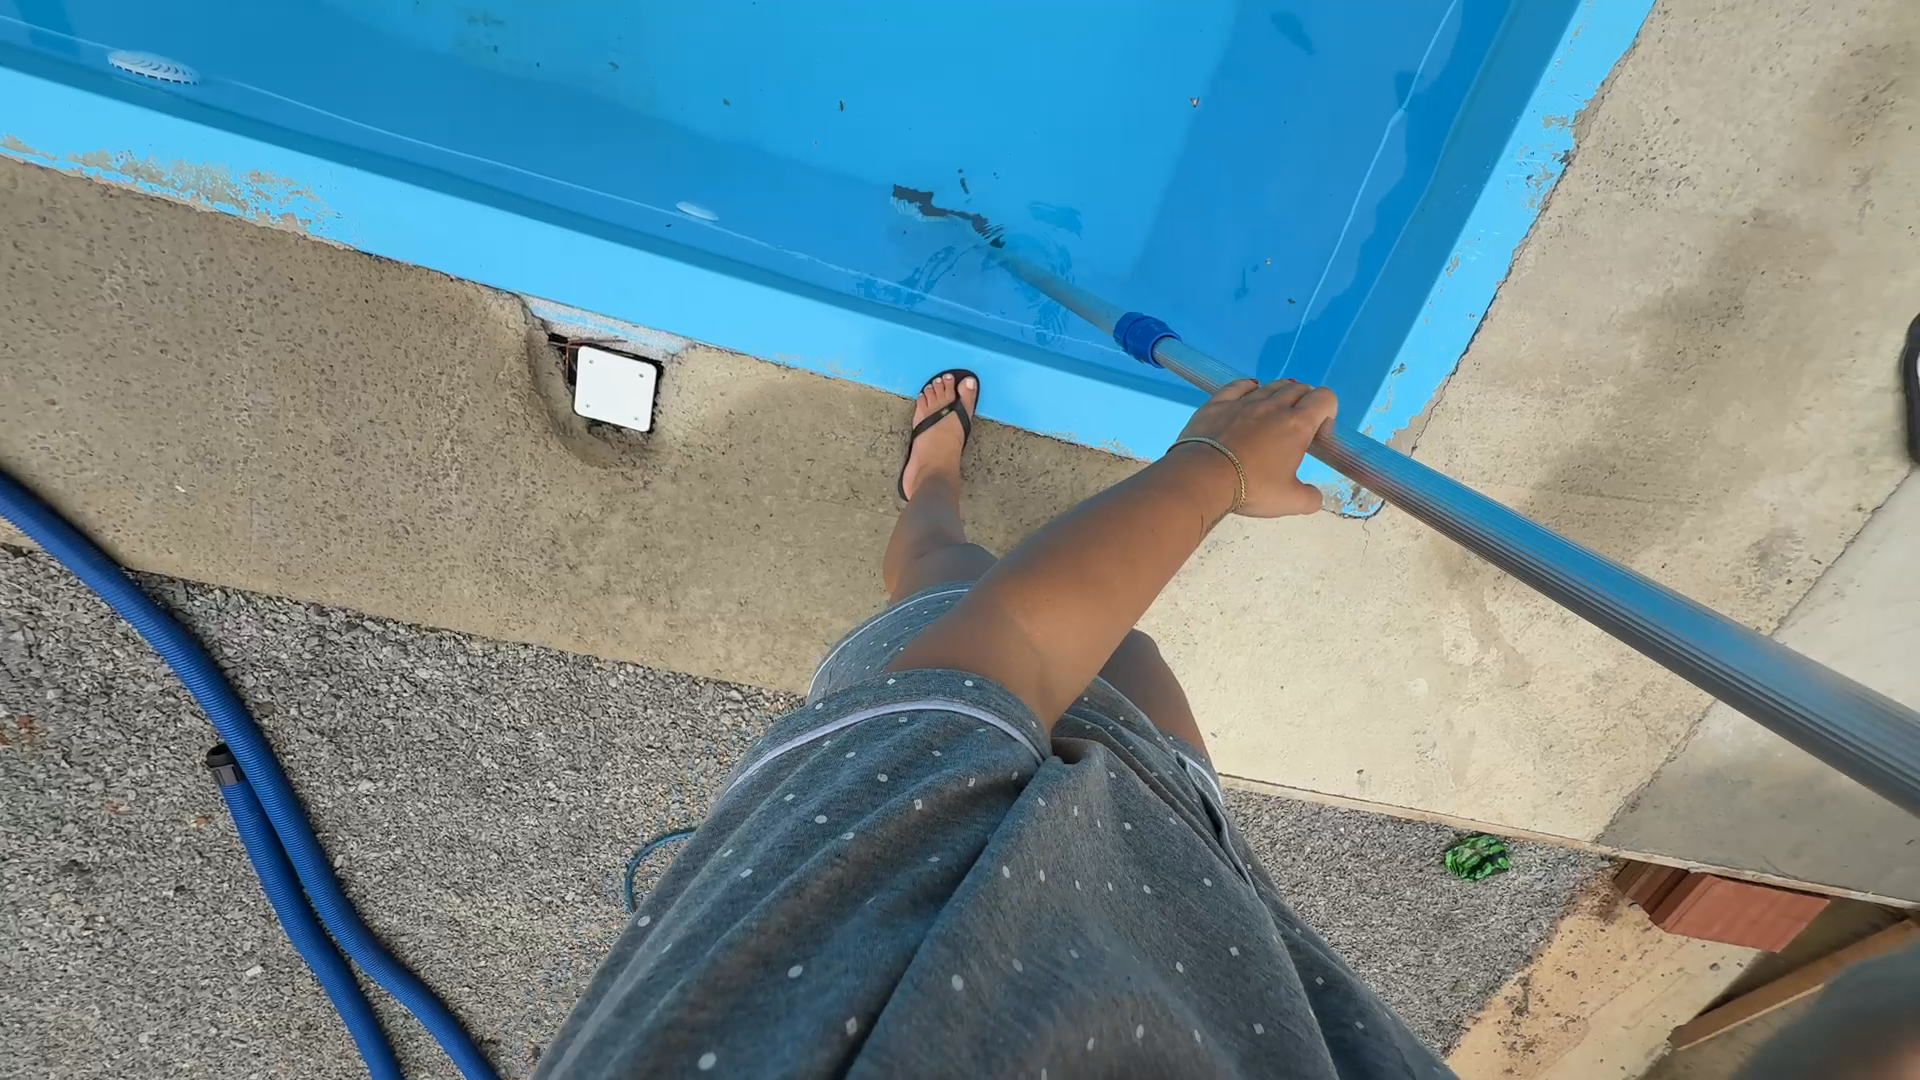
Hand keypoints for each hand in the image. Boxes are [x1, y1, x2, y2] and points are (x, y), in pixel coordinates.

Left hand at [1172, 378, 1336, 517]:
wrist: (1201, 478)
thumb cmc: (1250, 488)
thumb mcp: (1288, 501)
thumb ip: (1309, 498)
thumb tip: (1314, 497)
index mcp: (1297, 424)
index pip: (1324, 398)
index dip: (1327, 411)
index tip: (1317, 433)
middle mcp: (1272, 406)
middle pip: (1297, 389)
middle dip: (1303, 402)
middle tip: (1294, 427)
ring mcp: (1242, 402)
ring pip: (1269, 386)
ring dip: (1277, 394)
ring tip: (1272, 414)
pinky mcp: (1216, 404)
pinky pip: (1237, 386)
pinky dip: (1248, 387)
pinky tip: (1248, 392)